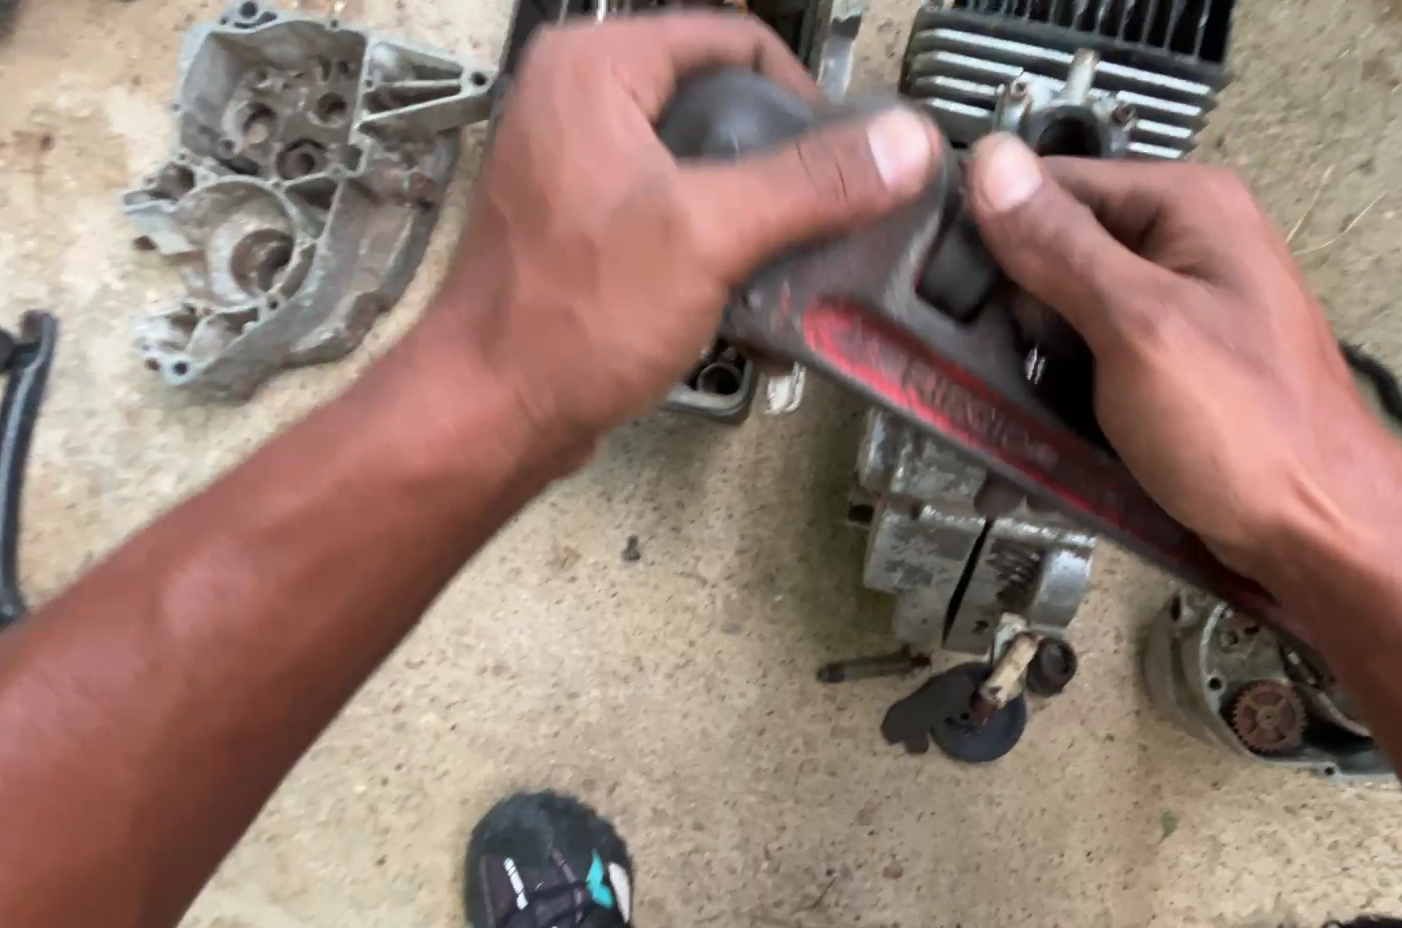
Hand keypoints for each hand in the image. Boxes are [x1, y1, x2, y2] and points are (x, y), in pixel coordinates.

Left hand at [414, 14, 939, 464]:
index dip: (806, 98)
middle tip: (832, 224)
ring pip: (708, 179)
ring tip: (801, 272)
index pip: (735, 42)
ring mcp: (590, 181)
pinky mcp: (599, 242)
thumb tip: (903, 145)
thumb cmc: (570, 318)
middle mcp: (587, 112)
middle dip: (789, 175)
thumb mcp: (704, 234)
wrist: (498, 412)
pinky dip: (726, 262)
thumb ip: (808, 185)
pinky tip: (756, 307)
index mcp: (598, 71)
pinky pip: (683, 231)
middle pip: (727, 115)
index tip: (849, 162)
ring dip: (763, 226)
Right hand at [963, 135, 1401, 588]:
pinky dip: (1056, 398)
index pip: (1053, 188)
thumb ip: (1061, 249)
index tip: (943, 297)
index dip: (993, 236)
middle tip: (979, 371)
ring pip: (1064, 320)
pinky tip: (1031, 435)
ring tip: (995, 414)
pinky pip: (1089, 366)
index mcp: (1186, 207)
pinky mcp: (1161, 370)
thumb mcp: (1138, 326)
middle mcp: (1181, 248)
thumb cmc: (1238, 426)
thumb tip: (988, 160)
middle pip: (1055, 256)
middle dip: (1011, 316)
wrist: (1313, 532)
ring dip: (1026, 367)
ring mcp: (1172, 313)